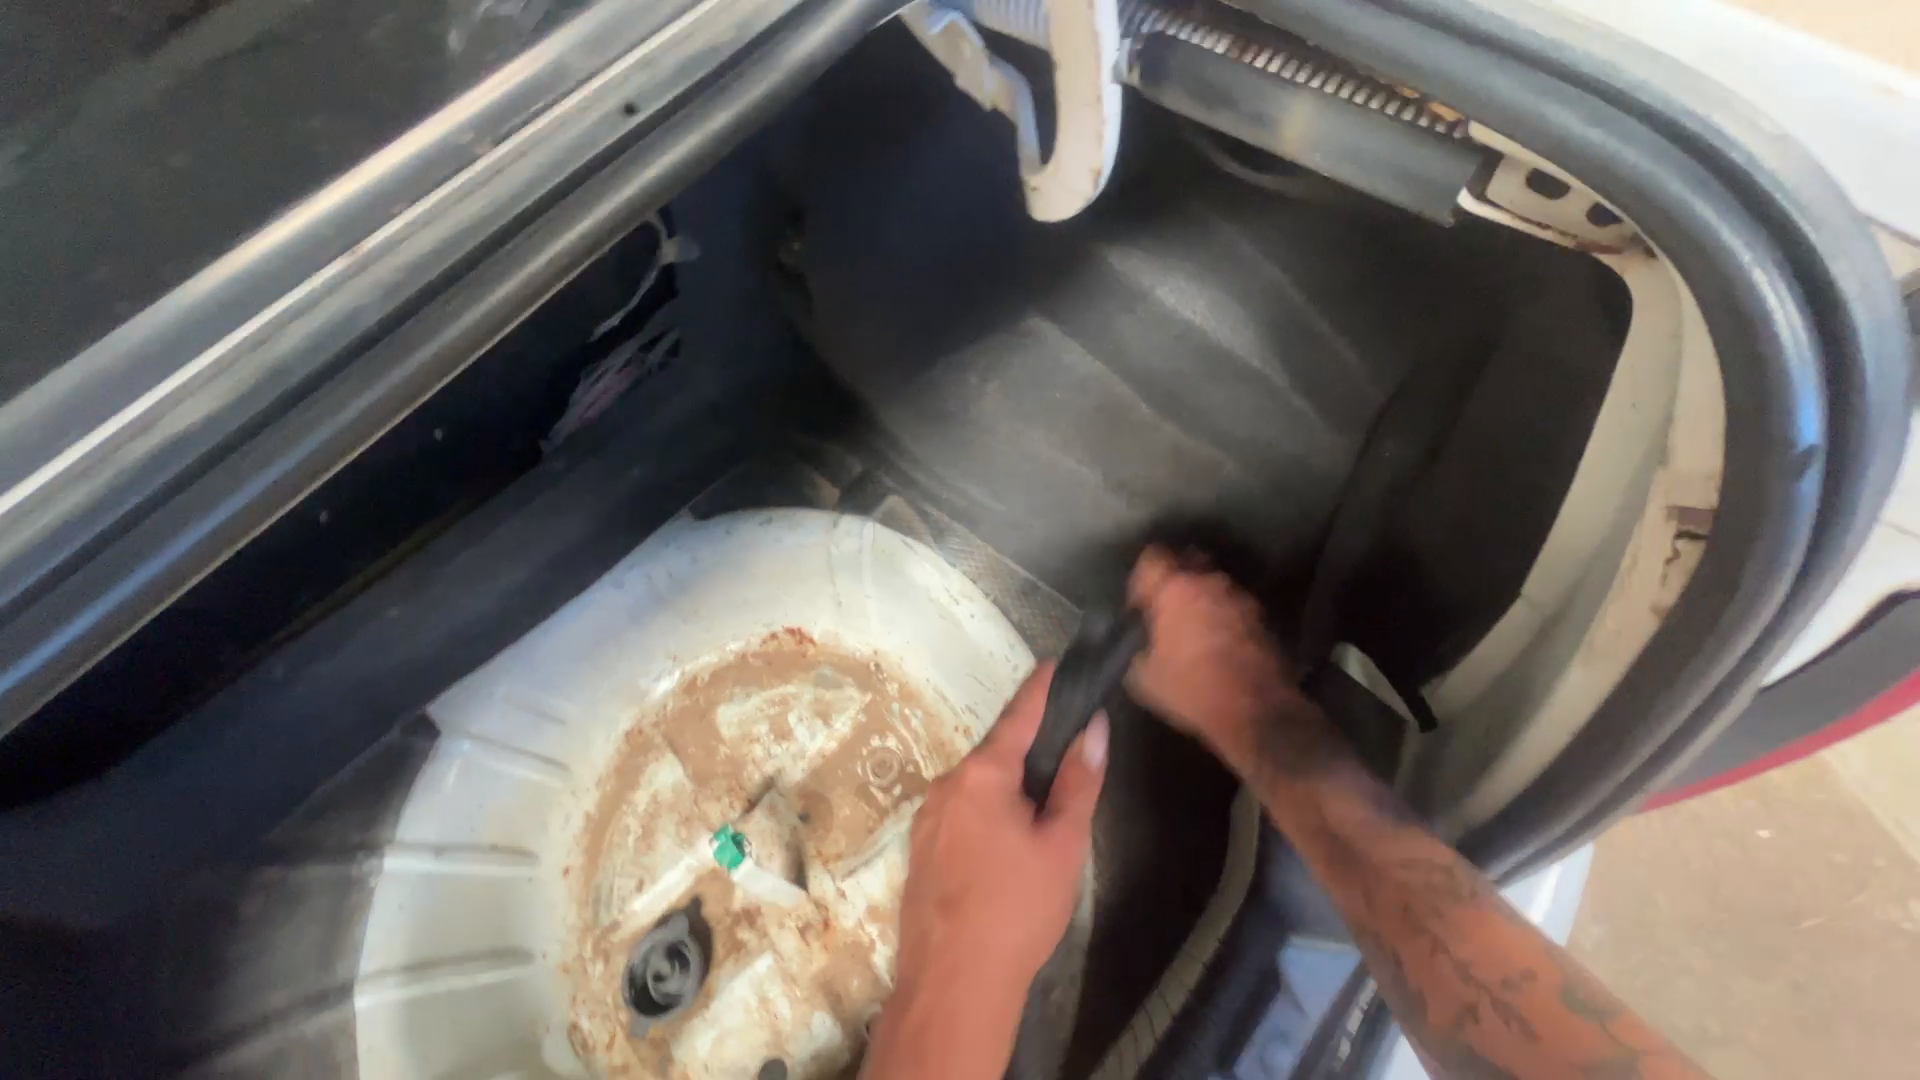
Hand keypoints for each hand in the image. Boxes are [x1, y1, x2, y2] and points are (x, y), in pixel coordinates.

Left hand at [866, 662, 1106, 1079]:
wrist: (952, 984)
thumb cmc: (1017, 910)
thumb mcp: (1062, 845)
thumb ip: (1078, 781)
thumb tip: (1095, 728)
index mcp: (982, 774)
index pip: (1019, 716)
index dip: (1042, 689)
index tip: (1057, 663)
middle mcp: (946, 783)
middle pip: (996, 755)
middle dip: (1028, 754)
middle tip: (1064, 767)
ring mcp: (926, 816)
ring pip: (976, 787)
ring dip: (1005, 790)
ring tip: (1036, 823)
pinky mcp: (918, 847)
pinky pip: (958, 813)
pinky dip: (984, 815)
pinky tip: (1001, 851)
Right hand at [1126, 546, 1332, 781]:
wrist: (1255, 710)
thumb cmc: (1191, 689)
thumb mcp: (1144, 676)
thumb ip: (1138, 647)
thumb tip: (1141, 644)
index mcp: (1173, 589)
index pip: (1152, 557)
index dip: (1142, 577)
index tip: (1139, 601)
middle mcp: (1207, 582)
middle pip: (1186, 561)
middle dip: (1174, 579)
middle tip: (1165, 606)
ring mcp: (1238, 596)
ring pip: (1212, 583)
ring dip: (1200, 596)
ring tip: (1193, 623)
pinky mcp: (1260, 615)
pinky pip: (1232, 604)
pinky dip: (1221, 613)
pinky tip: (1216, 639)